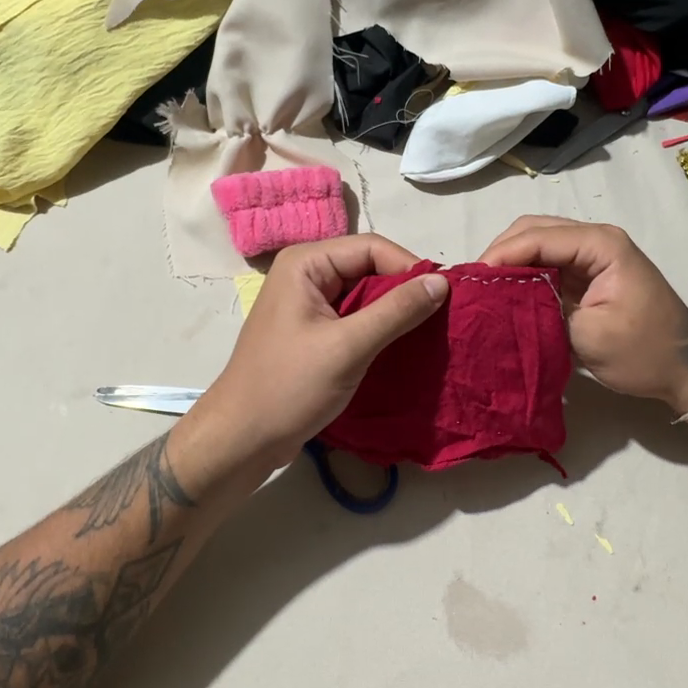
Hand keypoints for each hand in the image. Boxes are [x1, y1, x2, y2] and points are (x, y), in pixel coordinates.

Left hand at [190, 234, 448, 465]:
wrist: (242, 440)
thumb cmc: (289, 387)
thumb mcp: (348, 347)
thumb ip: (396, 311)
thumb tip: (442, 282)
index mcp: (306, 263)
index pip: (372, 247)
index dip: (409, 268)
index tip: (444, 297)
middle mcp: (306, 274)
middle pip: (369, 267)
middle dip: (404, 289)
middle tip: (441, 317)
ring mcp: (308, 303)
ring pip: (365, 294)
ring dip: (394, 311)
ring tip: (428, 332)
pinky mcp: (313, 331)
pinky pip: (355, 316)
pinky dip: (379, 328)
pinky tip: (402, 346)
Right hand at [480, 216, 687, 414]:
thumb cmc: (643, 353)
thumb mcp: (588, 335)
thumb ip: (542, 310)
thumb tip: (501, 303)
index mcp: (601, 245)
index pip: (538, 236)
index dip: (501, 255)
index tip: (472, 281)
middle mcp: (596, 239)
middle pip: (534, 230)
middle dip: (501, 252)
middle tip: (473, 284)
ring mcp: (592, 255)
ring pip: (538, 243)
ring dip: (510, 261)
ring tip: (483, 288)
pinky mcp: (588, 274)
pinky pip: (548, 262)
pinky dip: (524, 273)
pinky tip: (505, 293)